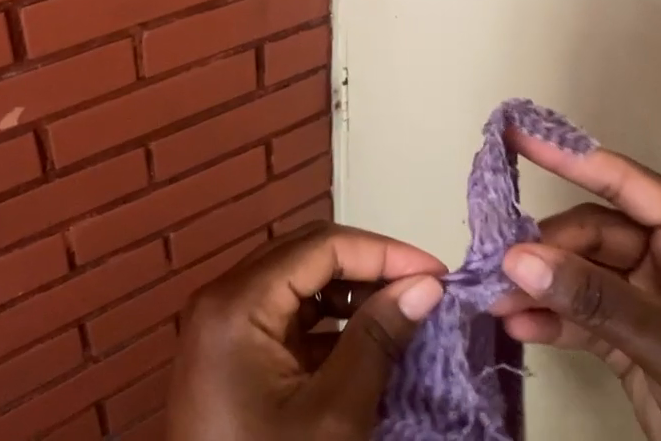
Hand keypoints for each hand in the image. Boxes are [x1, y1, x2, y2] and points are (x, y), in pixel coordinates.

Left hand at [167, 222, 447, 440]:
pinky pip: (284, 315)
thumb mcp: (334, 414)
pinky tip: (368, 339)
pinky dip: (327, 323)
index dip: (383, 252)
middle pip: (305, 255)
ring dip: (351, 293)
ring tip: (403, 312)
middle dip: (369, 266)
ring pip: (297, 282)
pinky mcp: (230, 353)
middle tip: (424, 288)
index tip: (438, 273)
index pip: (320, 246)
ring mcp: (222, 324)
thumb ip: (378, 339)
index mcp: (236, 301)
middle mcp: (222, 297)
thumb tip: (426, 285)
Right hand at [492, 133, 660, 440]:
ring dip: (541, 288)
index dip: (569, 156)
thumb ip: (597, 299)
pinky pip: (584, 320)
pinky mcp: (636, 349)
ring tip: (495, 301)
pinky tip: (520, 327)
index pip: (626, 183)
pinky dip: (551, 322)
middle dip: (547, 249)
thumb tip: (517, 259)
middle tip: (498, 266)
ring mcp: (654, 308)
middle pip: (595, 235)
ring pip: (583, 278)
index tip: (513, 133)